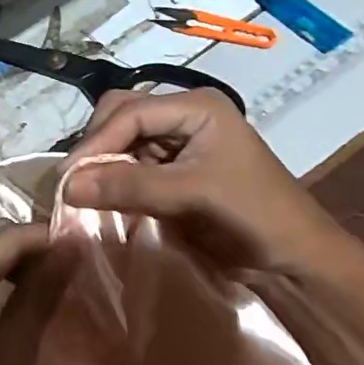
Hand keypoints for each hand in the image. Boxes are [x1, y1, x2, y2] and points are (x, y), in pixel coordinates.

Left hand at [0, 220, 74, 364]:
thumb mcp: (9, 362)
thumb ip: (40, 297)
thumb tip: (74, 246)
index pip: (8, 237)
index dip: (50, 238)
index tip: (88, 250)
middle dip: (34, 246)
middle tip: (74, 267)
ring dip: (16, 259)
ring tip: (53, 280)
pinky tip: (17, 294)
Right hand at [62, 89, 351, 274]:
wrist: (295, 258)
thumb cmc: (254, 215)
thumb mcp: (192, 195)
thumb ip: (130, 186)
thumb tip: (68, 184)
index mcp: (197, 105)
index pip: (131, 112)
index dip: (97, 142)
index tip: (68, 178)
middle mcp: (186, 114)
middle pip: (125, 116)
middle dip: (98, 146)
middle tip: (73, 184)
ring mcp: (183, 141)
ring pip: (127, 140)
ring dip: (105, 163)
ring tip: (82, 193)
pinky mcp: (178, 168)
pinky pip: (136, 164)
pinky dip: (118, 179)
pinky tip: (104, 198)